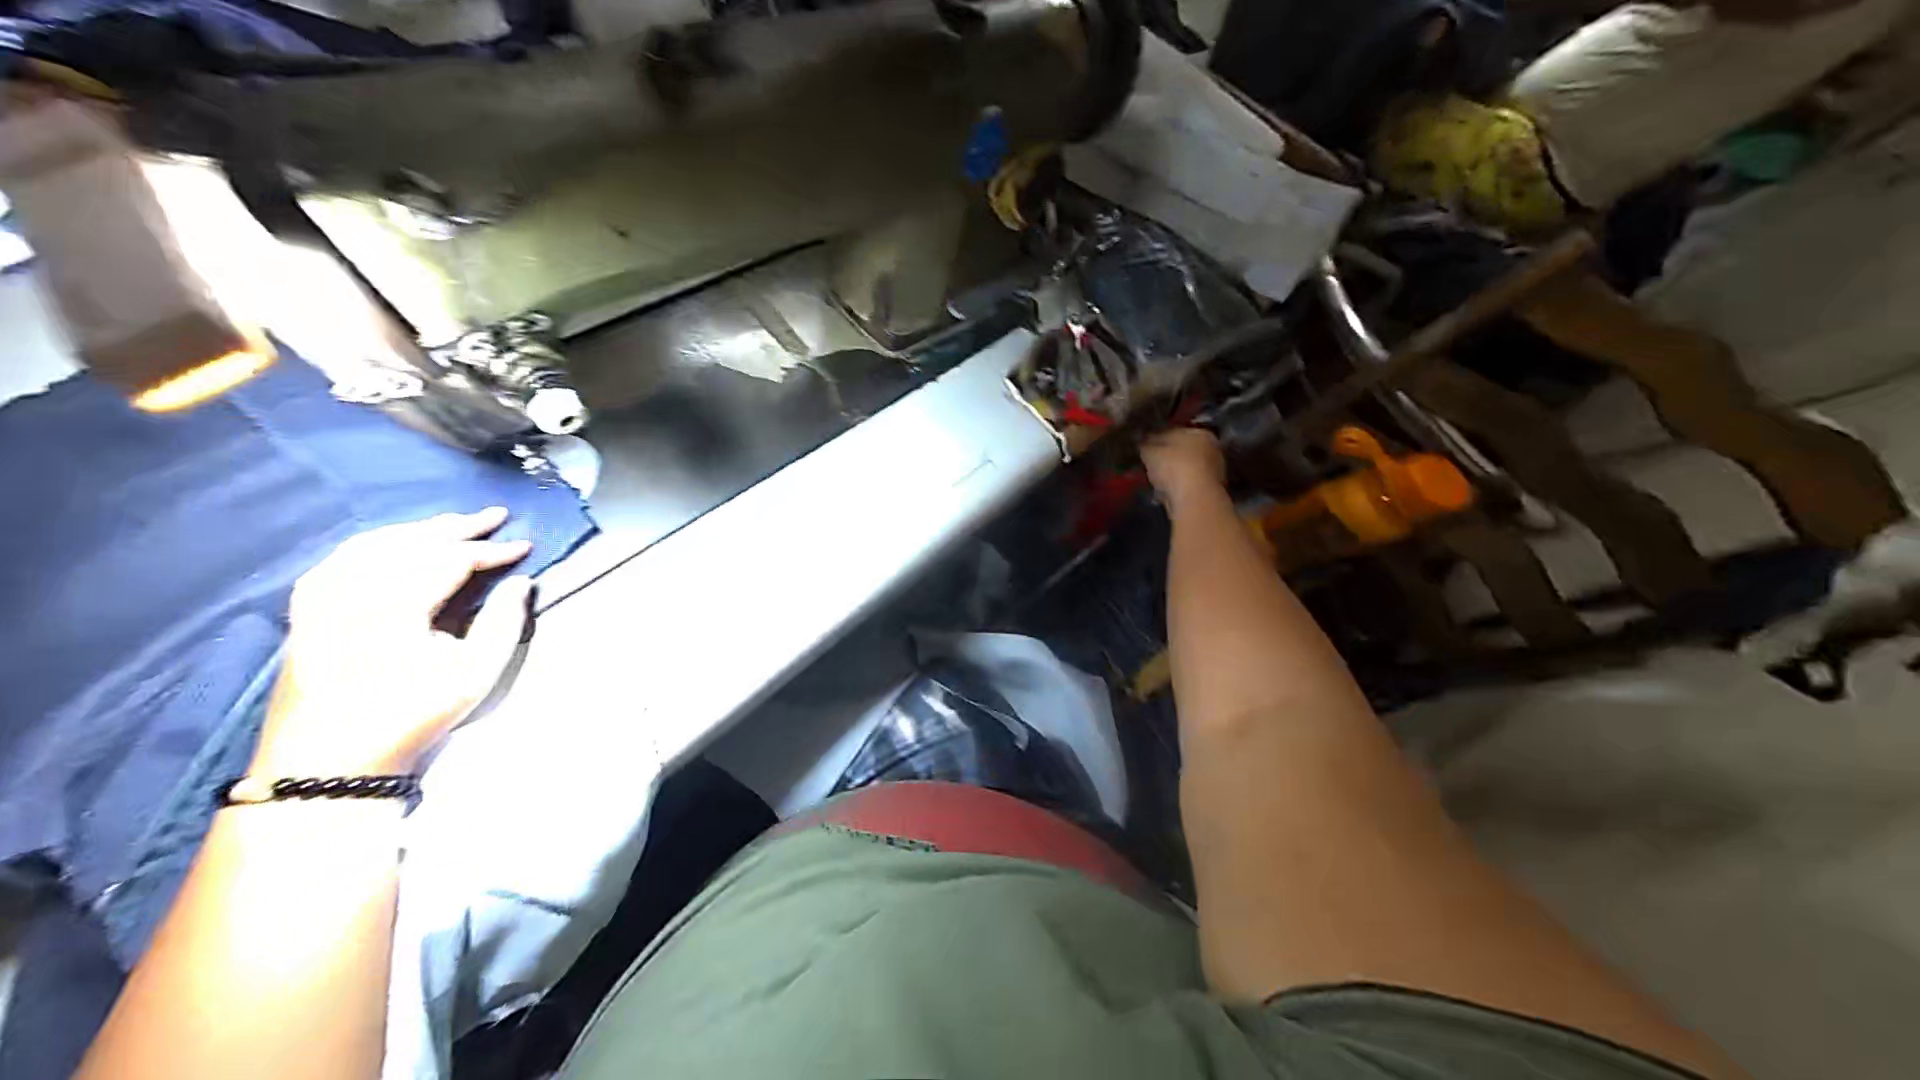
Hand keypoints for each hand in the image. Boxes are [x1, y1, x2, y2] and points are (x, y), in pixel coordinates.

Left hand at [250, 508, 533, 778]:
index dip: (491, 550)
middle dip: (457, 526)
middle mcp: (351, 594)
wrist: (332, 761)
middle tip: (495, 516)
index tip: (525, 546)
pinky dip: (373, 543)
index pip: (449, 559)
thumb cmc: (412, 717)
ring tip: (453, 523)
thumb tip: (520, 582)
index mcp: (393, 609)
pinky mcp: (306, 612)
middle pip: (410, 542)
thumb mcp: (474, 677)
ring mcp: (322, 600)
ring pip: (373, 544)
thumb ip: (502, 623)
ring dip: (418, 529)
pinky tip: (392, 543)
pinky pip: (339, 560)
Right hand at [1142, 427, 1227, 509]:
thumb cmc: (1173, 466)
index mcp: (1199, 432)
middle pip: (1182, 450)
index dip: (1156, 438)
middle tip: (1148, 464)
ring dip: (1172, 474)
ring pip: (1185, 468)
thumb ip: (1145, 444)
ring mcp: (1213, 471)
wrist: (1194, 499)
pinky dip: (1177, 487)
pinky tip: (1164, 493)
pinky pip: (1187, 485)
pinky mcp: (1210, 491)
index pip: (1173, 431)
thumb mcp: (1150, 451)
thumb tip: (1141, 441)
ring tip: (1154, 481)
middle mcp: (1212, 448)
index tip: (1142, 447)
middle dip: (1166, 457)